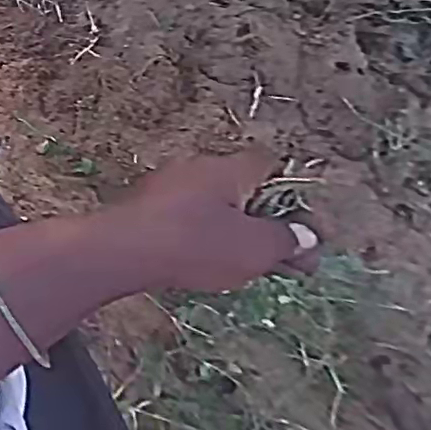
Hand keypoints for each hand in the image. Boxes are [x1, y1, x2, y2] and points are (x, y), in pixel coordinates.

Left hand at [110, 147, 320, 293]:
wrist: (125, 247)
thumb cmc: (196, 243)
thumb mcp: (257, 247)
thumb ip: (287, 238)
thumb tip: (305, 232)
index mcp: (223, 168)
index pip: (267, 163)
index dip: (293, 191)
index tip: (305, 226)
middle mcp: (194, 167)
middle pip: (244, 186)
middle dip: (269, 220)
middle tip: (290, 260)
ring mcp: (168, 183)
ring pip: (218, 202)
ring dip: (241, 230)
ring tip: (255, 266)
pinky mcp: (151, 202)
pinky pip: (192, 213)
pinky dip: (210, 232)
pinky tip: (215, 261)